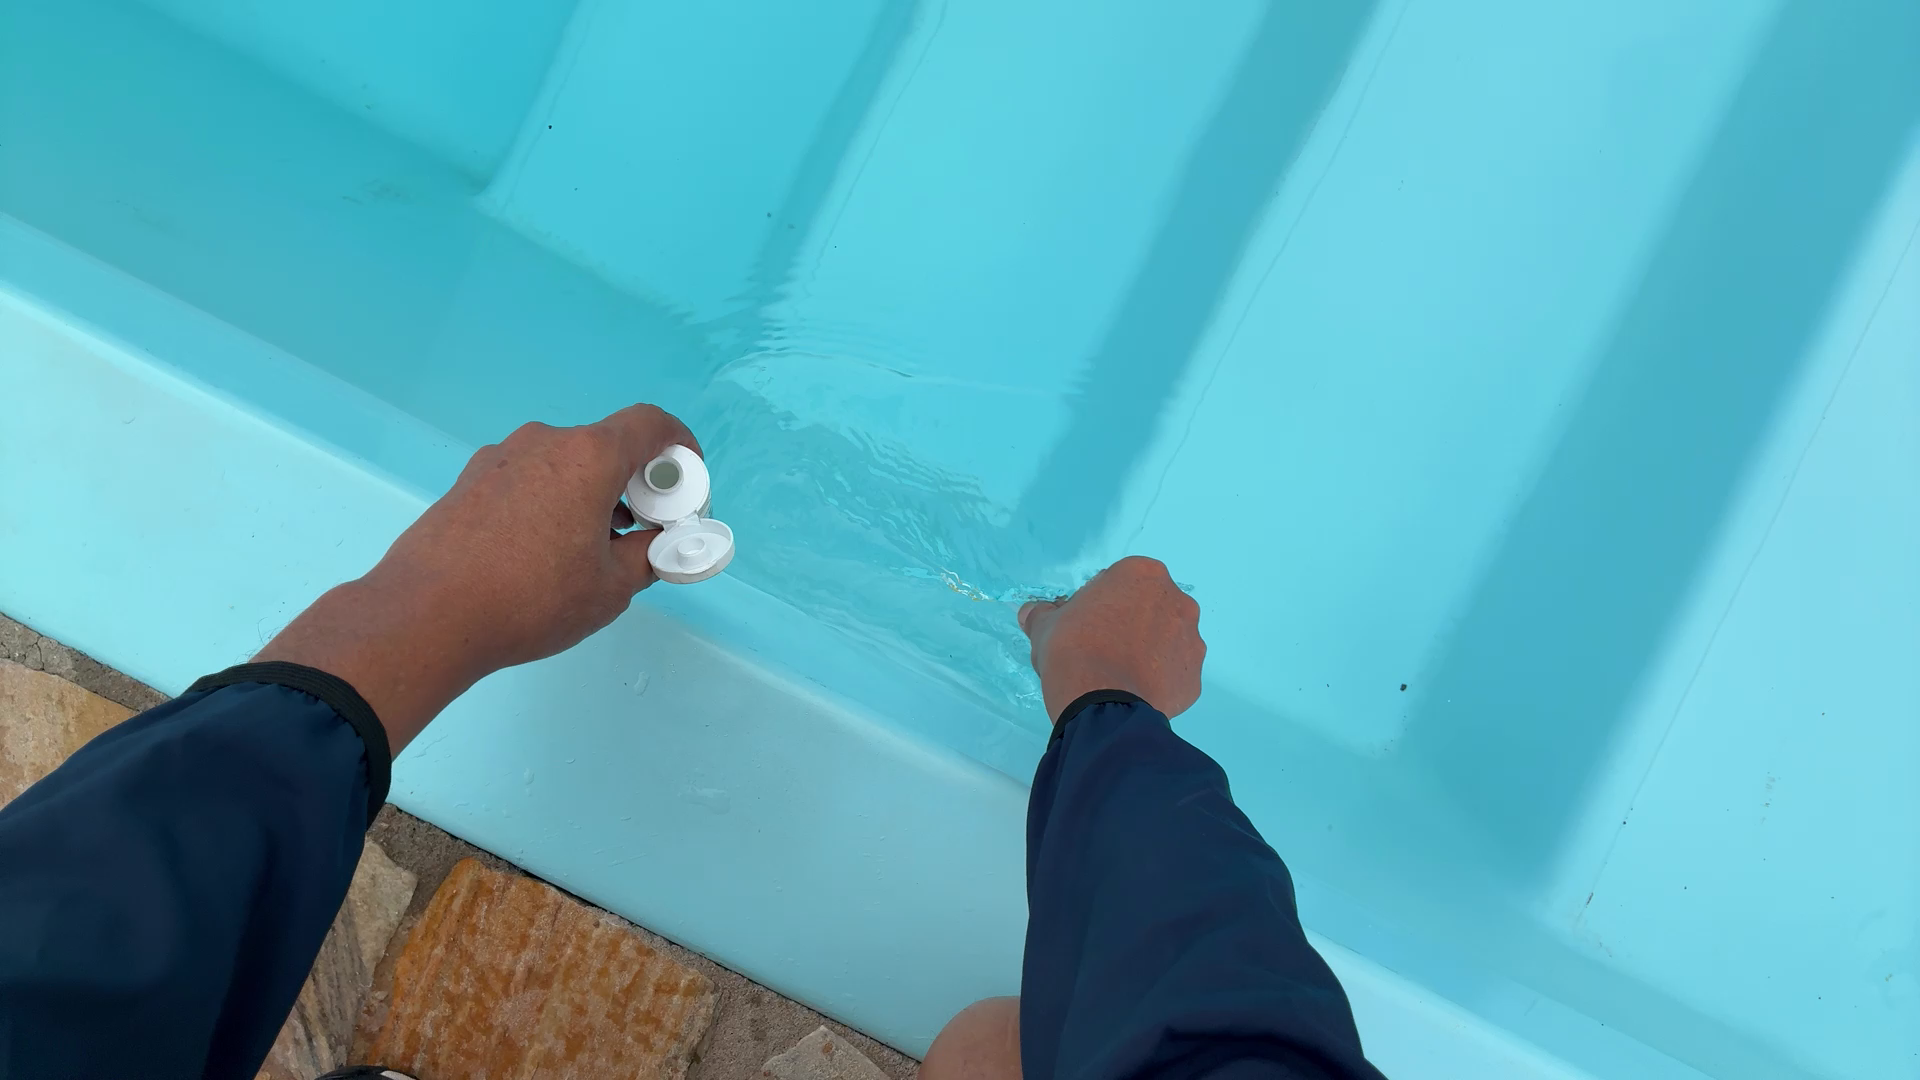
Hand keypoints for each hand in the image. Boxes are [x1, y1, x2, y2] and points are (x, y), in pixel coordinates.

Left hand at [257, 405, 699, 750]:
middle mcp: (544, 443)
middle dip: (637, 482)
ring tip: (594, 546)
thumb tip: (656, 544)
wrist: (423, 619)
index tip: (686, 479)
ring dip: (595, 492)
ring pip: (568, 463)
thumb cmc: (533, 598)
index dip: (680, 444)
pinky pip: (532, 477)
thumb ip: (649, 555)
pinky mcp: (469, 481)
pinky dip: (556, 499)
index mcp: (588, 457)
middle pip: (608, 446)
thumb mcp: (614, 586)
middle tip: (643, 528)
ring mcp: (500, 458)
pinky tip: (546, 550)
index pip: (651, 423)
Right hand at [1019, 556, 1204, 722]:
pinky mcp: (1194, 679)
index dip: (1099, 602)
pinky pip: (1173, 675)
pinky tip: (1133, 693)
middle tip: (1101, 648)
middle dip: (1130, 623)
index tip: (1085, 624)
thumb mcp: (1044, 626)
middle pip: (1149, 607)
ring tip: (1117, 675)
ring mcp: (1192, 641)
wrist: (1100, 704)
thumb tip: (1032, 613)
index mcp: (1142, 574)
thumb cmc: (1072, 649)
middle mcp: (1176, 600)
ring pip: (1166, 641)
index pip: (1119, 582)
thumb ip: (1042, 614)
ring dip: (1148, 651)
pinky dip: (1157, 681)